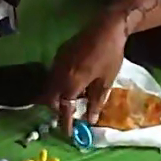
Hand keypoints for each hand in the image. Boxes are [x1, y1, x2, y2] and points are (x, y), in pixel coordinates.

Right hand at [43, 17, 126, 134]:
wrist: (106, 27)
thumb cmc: (109, 55)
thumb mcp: (106, 81)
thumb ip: (96, 101)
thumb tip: (91, 119)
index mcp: (71, 82)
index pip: (64, 107)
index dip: (65, 122)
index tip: (68, 133)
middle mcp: (60, 73)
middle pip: (51, 97)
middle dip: (58, 109)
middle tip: (69, 116)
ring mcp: (58, 62)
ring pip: (51, 86)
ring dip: (58, 97)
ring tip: (73, 101)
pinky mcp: (60, 54)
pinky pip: (55, 75)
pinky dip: (60, 84)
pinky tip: (73, 84)